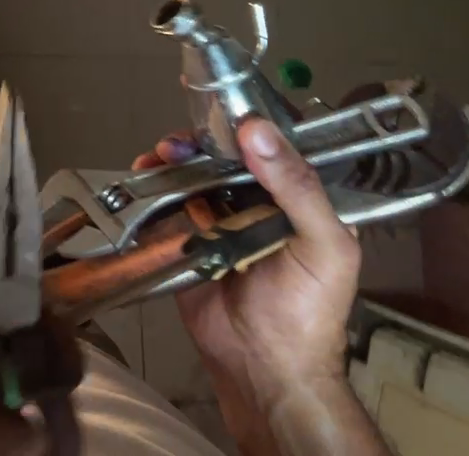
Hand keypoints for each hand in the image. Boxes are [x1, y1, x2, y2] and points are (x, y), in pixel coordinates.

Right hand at [133, 120, 384, 455]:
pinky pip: (169, 200)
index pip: (278, 145)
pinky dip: (154, 182)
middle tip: (180, 141)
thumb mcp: (324, 245)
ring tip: (160, 155)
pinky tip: (144, 173)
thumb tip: (254, 128)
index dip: (251, 120)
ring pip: (196, 171)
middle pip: (228, 153)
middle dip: (201, 138)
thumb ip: (297, 187)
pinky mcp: (187, 235)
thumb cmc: (308, 309)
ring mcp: (220, 217)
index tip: (221, 101)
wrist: (262, 368)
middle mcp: (260, 202)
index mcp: (301, 200)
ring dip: (175, 157)